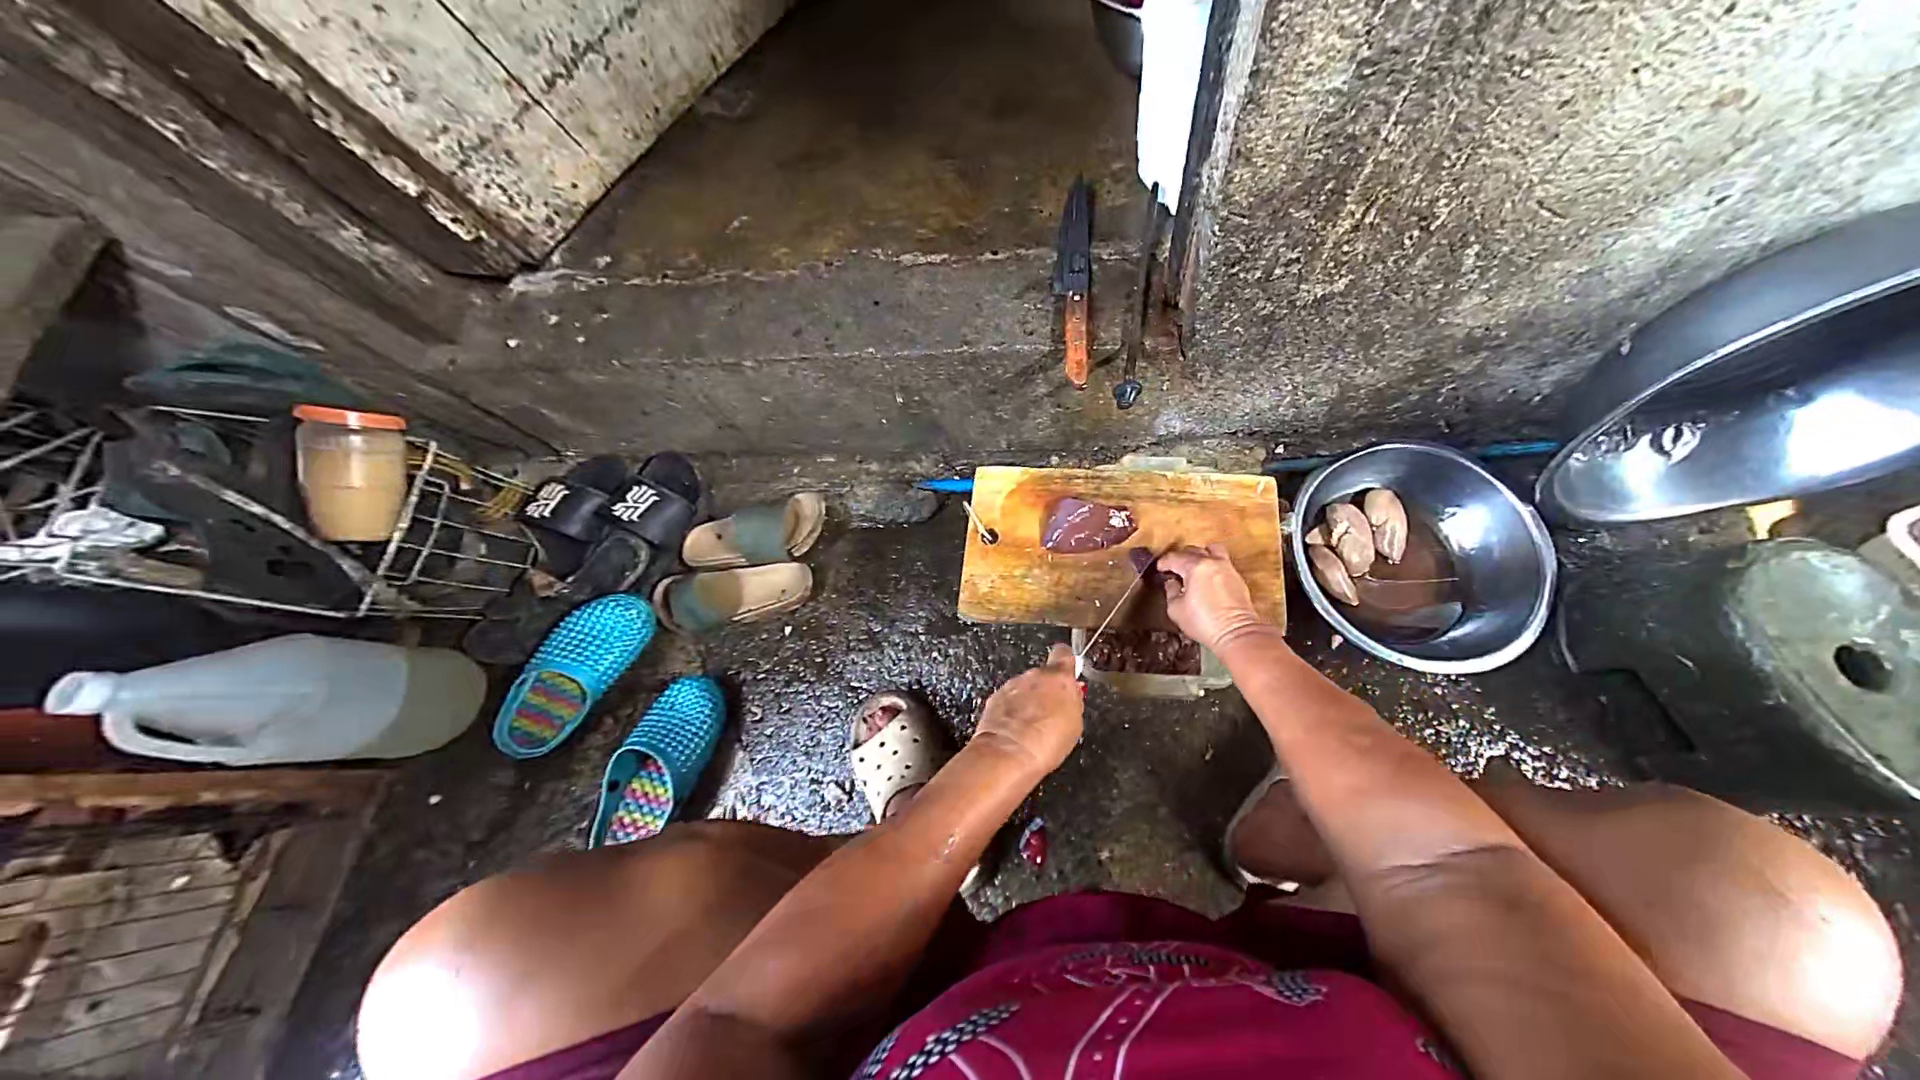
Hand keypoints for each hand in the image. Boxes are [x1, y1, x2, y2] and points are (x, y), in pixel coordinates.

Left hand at [972, 644, 1084, 777]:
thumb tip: (1072, 695)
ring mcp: (1013, 685)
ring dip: (1028, 701)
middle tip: (1050, 711)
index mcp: (1059, 677)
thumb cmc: (1047, 741)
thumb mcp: (1075, 724)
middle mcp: (1034, 675)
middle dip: (1046, 689)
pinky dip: (1012, 710)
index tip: (1068, 669)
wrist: (1010, 753)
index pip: (1064, 653)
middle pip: (1043, 674)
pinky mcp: (996, 697)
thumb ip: (1073, 701)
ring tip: (1033, 726)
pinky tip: (1017, 729)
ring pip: (1024, 688)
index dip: (1066, 661)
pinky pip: (1008, 699)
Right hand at [1157, 544, 1268, 652]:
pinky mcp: (1237, 578)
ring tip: (1193, 566)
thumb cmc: (1203, 622)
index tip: (1159, 568)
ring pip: (1212, 550)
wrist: (1235, 633)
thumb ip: (1171, 591)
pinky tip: (1206, 577)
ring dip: (1201, 554)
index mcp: (1195, 567)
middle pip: (1193, 550)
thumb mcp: (1176, 609)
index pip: (1174, 558)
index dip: (1163, 562)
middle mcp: (1212, 562)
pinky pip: (1222, 562)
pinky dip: (1212, 564)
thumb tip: (1172, 583)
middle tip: (1173, 568)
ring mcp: (1227, 568)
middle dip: (1180, 557)